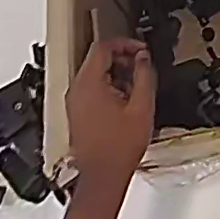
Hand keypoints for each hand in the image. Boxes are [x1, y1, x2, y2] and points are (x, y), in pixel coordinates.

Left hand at [64, 37, 155, 185]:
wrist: (103, 174)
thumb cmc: (119, 146)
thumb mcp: (142, 106)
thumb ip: (144, 76)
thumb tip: (143, 59)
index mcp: (89, 84)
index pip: (103, 48)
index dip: (125, 44)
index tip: (141, 50)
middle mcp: (77, 90)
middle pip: (97, 59)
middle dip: (122, 59)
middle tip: (142, 67)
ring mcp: (75, 102)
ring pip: (95, 74)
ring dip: (117, 74)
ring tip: (137, 88)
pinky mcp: (77, 113)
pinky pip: (92, 89)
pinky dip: (109, 87)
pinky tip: (126, 102)